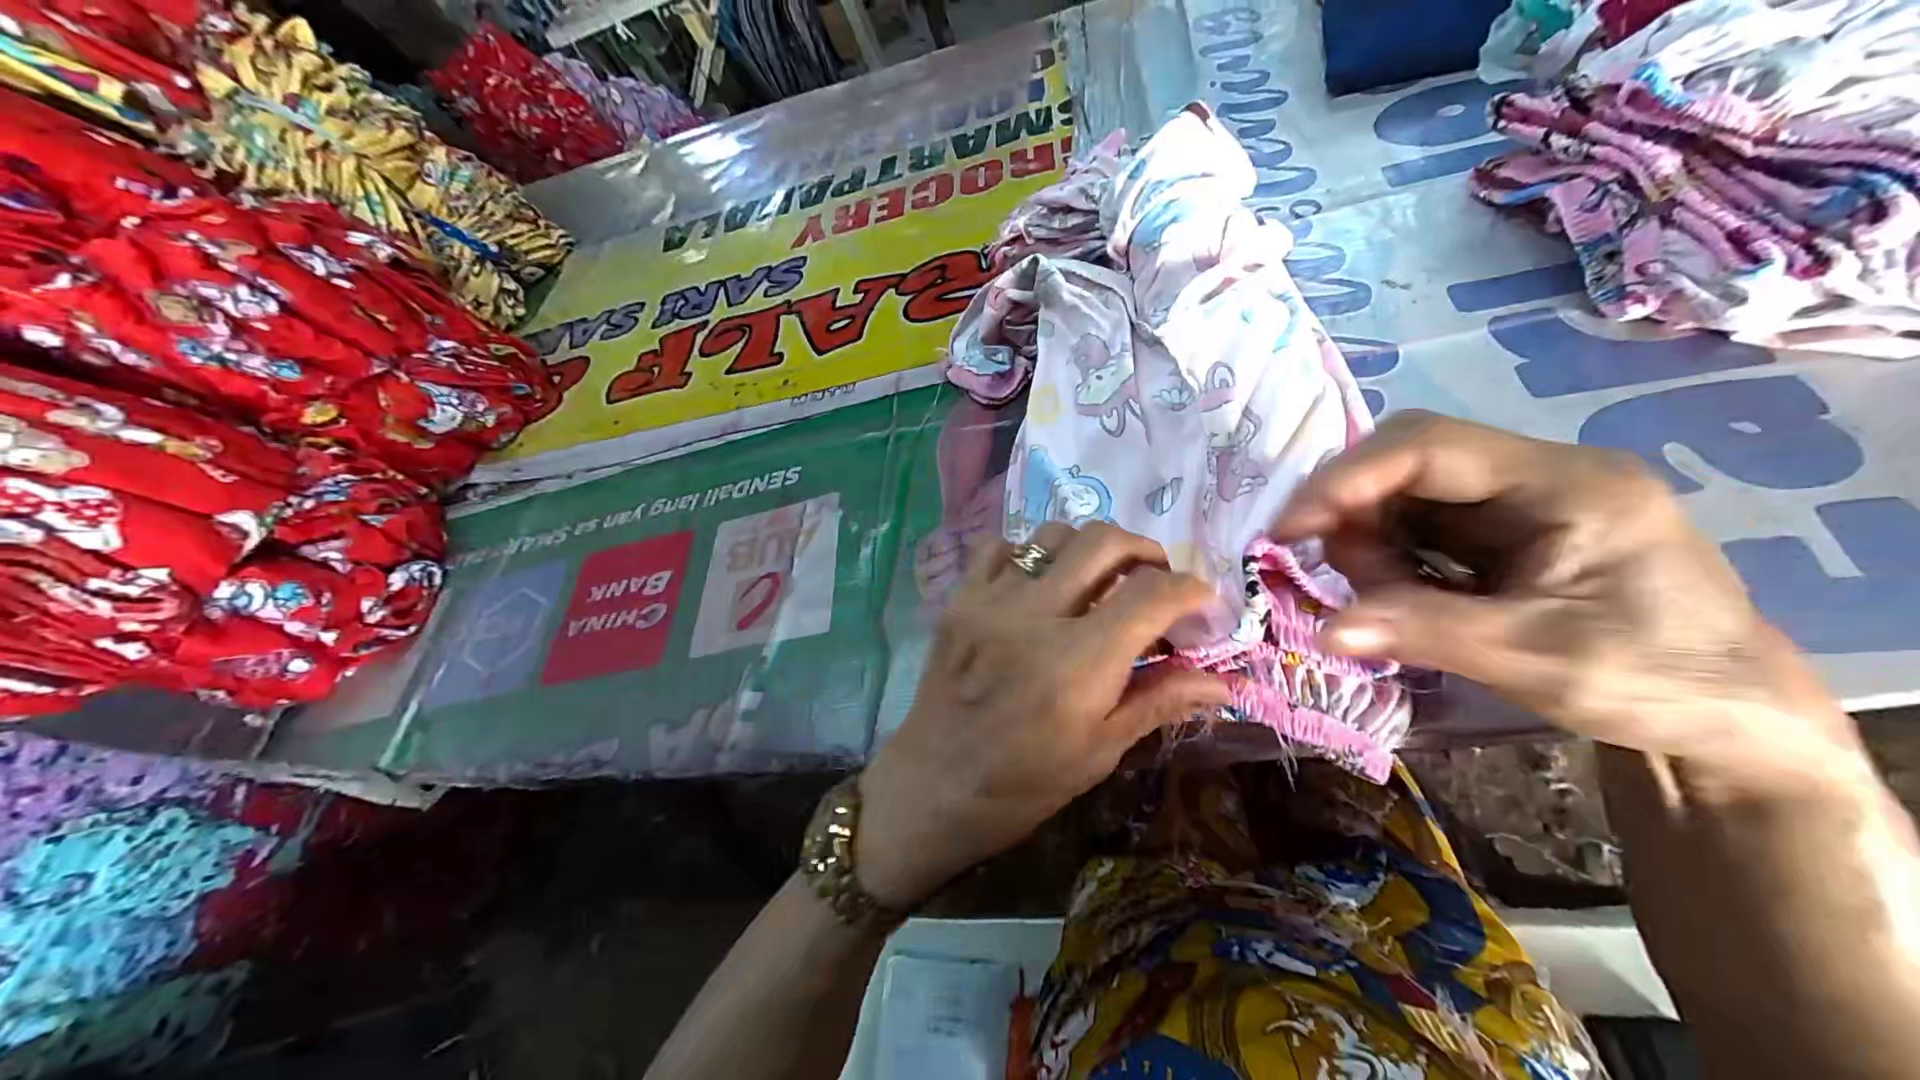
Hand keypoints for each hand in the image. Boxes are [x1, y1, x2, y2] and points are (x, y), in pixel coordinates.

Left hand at [857, 523, 1229, 909]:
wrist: (933, 785)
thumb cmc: (1023, 783)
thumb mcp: (1100, 750)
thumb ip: (1160, 700)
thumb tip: (1226, 680)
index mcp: (1078, 663)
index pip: (1152, 593)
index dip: (1190, 589)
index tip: (1201, 603)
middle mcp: (1035, 616)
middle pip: (1104, 541)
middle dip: (1145, 551)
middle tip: (1155, 579)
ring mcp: (990, 601)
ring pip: (1053, 534)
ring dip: (1089, 548)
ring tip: (1099, 580)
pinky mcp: (959, 600)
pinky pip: (1000, 547)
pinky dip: (1031, 554)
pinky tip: (1039, 585)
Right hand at [1272, 412, 1864, 791]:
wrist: (1735, 718)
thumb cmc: (1660, 681)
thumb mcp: (1538, 660)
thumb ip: (1425, 633)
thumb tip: (1324, 629)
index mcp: (1566, 485)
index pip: (1428, 447)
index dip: (1345, 479)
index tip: (1288, 529)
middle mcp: (1537, 476)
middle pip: (1407, 459)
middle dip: (1352, 511)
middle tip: (1329, 570)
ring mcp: (1518, 503)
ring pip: (1403, 494)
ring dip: (1369, 543)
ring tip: (1382, 603)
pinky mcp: (1502, 533)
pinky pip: (1418, 527)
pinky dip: (1389, 560)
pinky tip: (1396, 598)